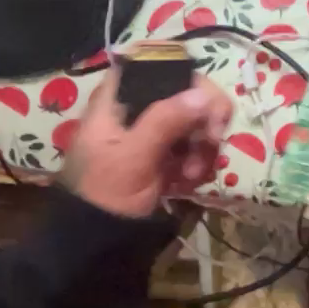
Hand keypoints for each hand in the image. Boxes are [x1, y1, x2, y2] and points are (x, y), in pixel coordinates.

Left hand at [61, 67, 233, 217]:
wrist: (96, 245)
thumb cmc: (105, 195)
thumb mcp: (133, 157)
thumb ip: (165, 121)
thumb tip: (204, 93)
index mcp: (118, 99)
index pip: (153, 62)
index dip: (182, 71)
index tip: (201, 96)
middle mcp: (138, 107)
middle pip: (186, 89)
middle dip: (205, 115)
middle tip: (212, 138)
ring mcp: (154, 131)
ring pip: (197, 117)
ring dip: (204, 144)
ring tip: (193, 174)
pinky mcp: (167, 152)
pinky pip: (197, 143)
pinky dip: (200, 160)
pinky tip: (190, 181)